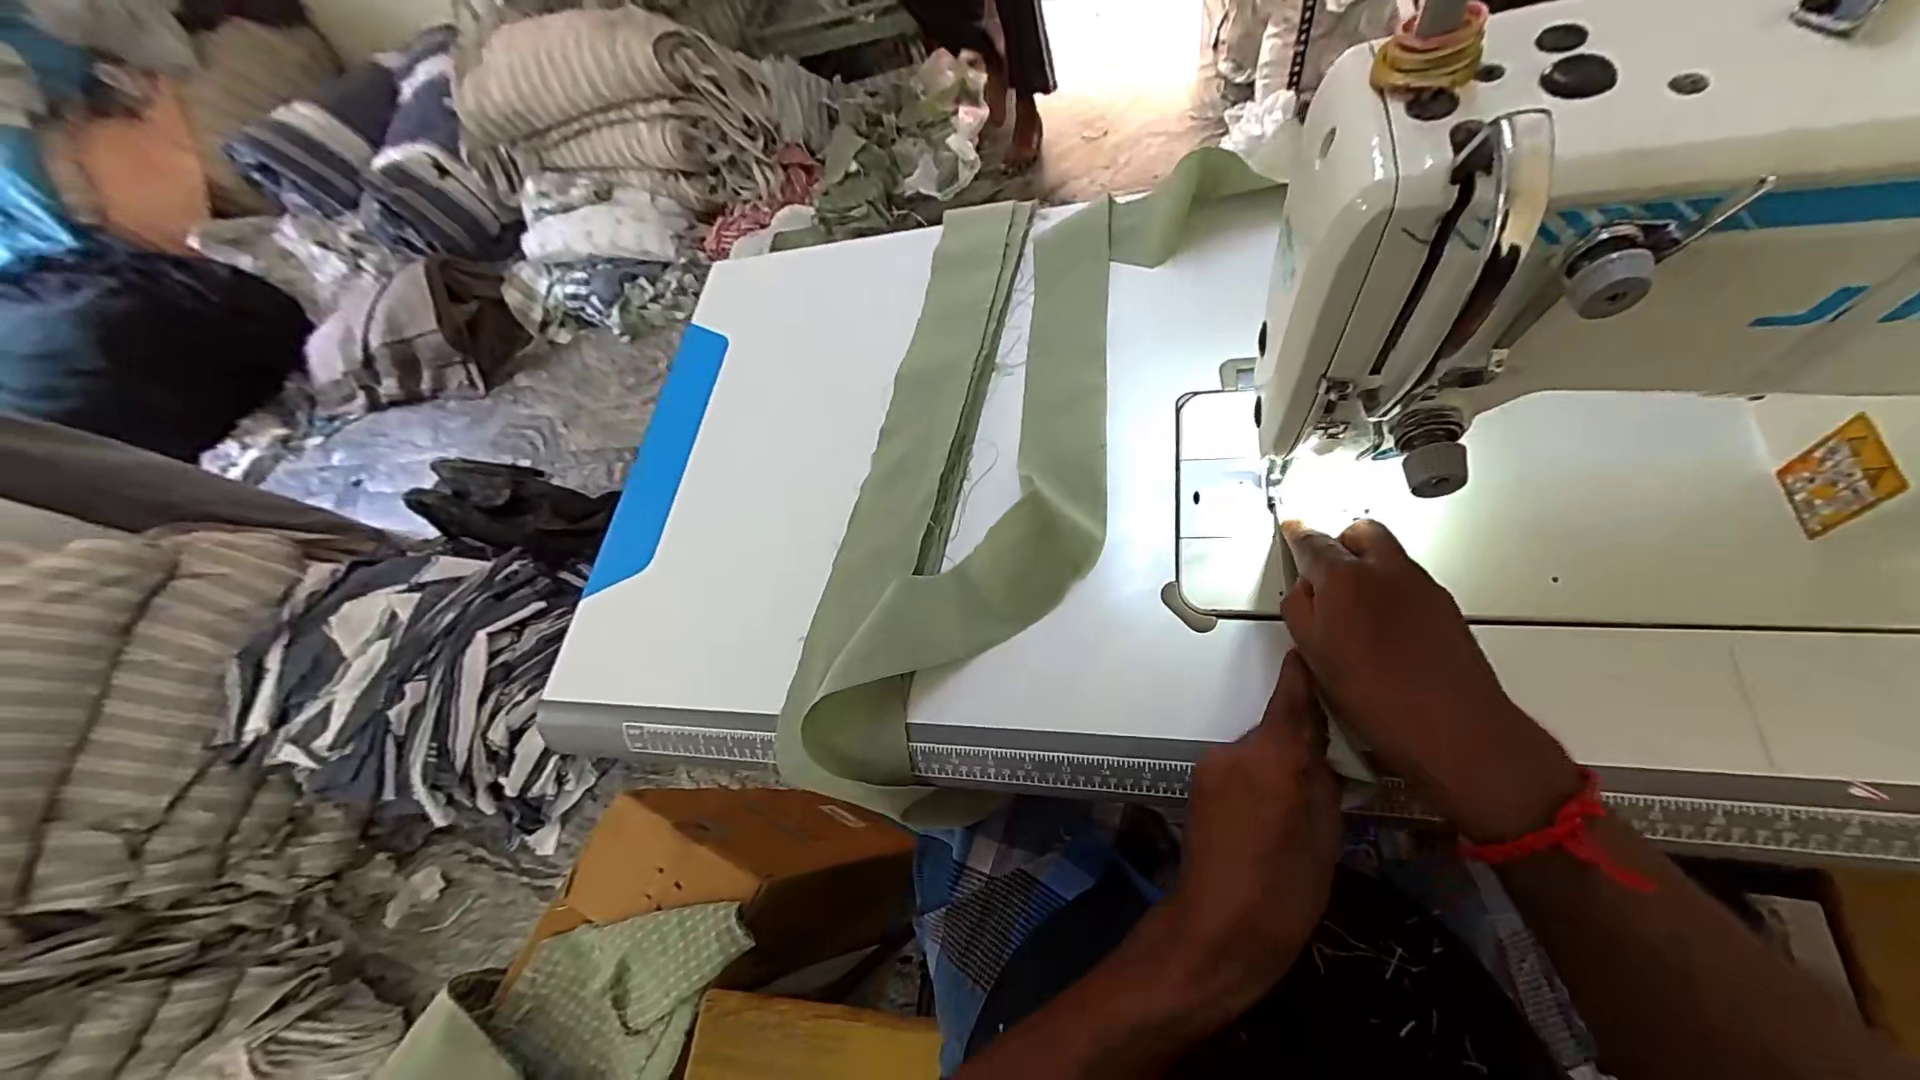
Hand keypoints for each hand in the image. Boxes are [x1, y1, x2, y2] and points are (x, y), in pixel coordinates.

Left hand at [1161, 651, 1341, 1011]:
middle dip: (1300, 741)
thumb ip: (1324, 780)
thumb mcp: (1325, 834)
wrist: (1220, 924)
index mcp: (1273, 757)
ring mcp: (1211, 764)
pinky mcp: (1198, 780)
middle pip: (1275, 728)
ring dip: (1275, 763)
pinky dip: (1255, 776)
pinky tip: (1266, 812)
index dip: (1303, 674)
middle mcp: (1235, 749)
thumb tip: (1324, 748)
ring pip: (1256, 750)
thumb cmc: (1286, 889)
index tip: (1312, 650)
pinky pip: (1237, 766)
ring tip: (1294, 804)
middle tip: (1330, 765)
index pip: (1290, 698)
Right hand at [1278, 518, 1581, 841]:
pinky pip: (1410, 580)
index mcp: (1344, 578)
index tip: (1293, 530)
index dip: (1298, 536)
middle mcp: (1387, 571)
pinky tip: (1381, 624)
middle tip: (1324, 564)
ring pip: (1389, 554)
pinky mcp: (1446, 607)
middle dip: (1340, 541)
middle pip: (1361, 532)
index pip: (1314, 542)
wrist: (1451, 728)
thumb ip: (1300, 610)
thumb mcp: (1313, 653)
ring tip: (1351, 602)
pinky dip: (1391, 587)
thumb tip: (1302, 593)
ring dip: (1367, 564)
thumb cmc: (1381, 697)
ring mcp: (1422, 587)